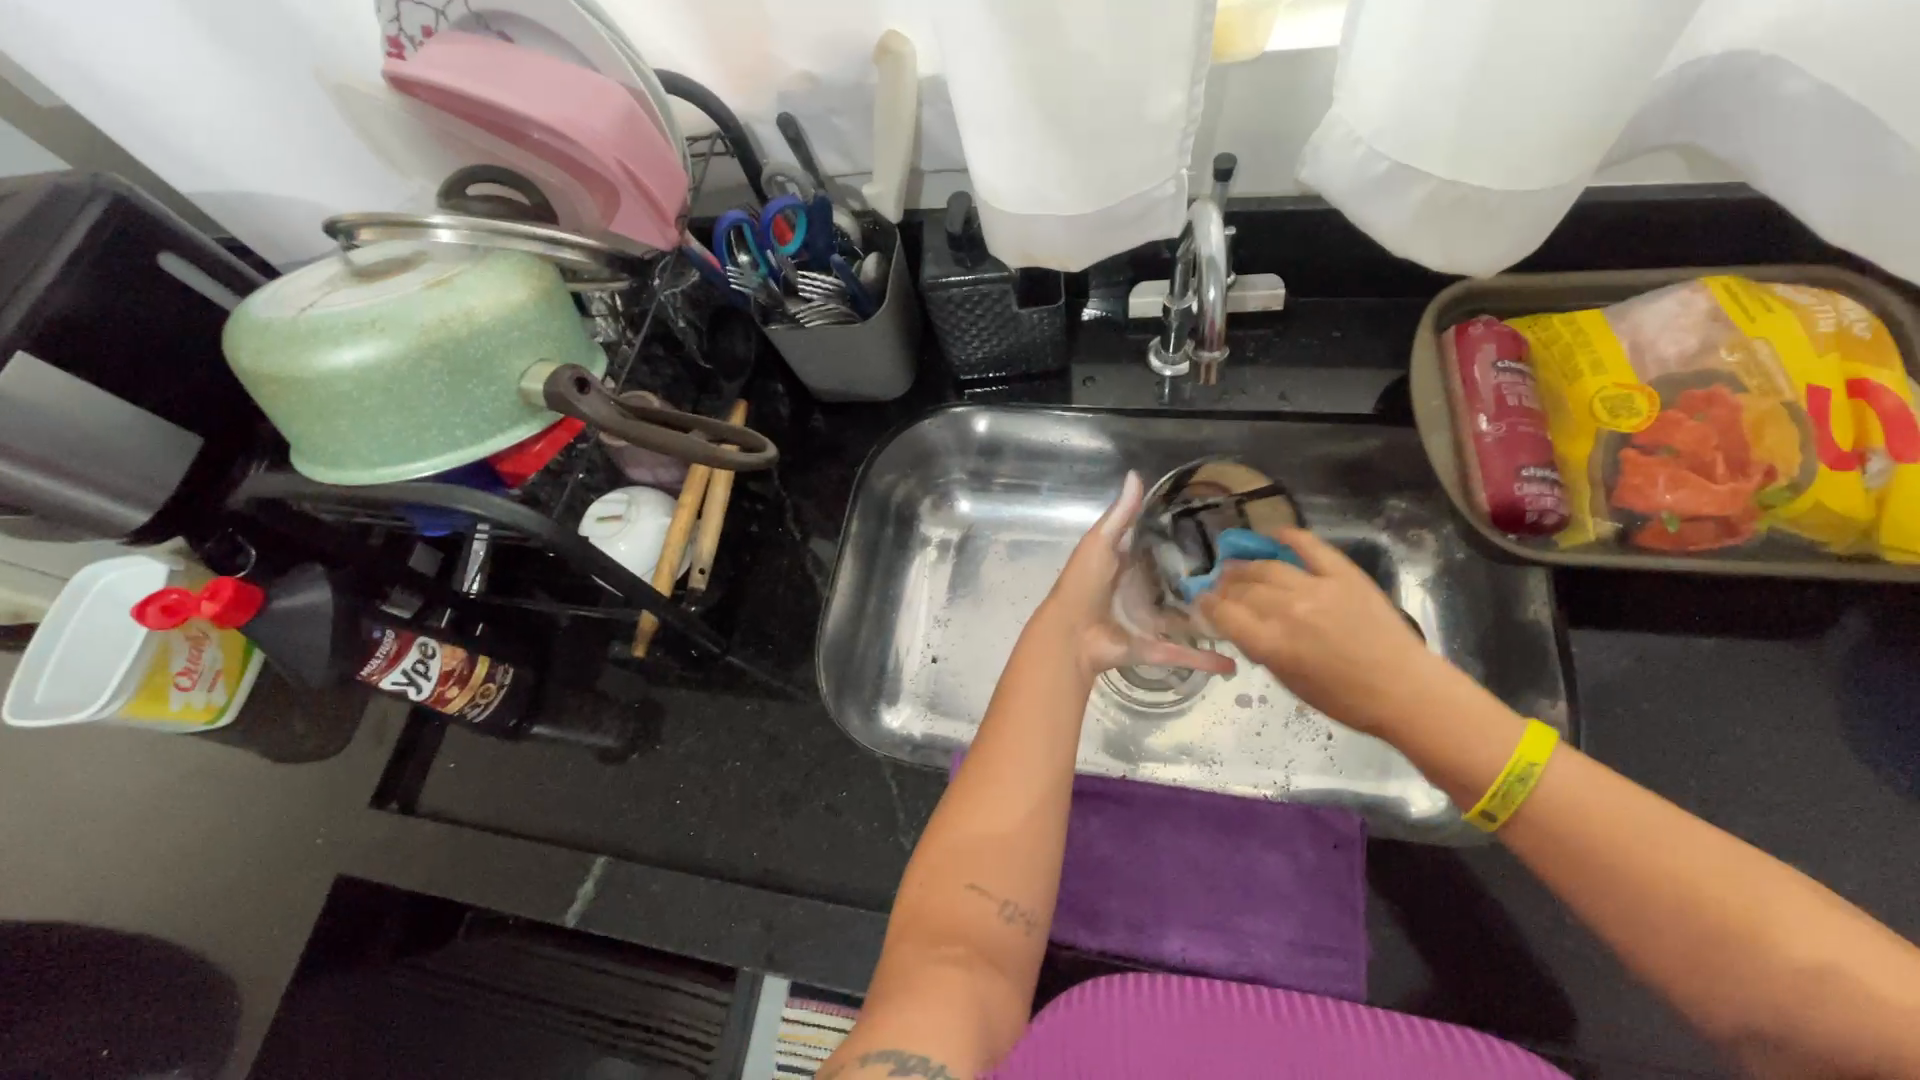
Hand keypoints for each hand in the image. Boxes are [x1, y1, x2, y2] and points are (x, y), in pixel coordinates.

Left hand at [1037, 471, 1235, 680]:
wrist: (1069, 635)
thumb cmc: (1082, 585)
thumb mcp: (1099, 543)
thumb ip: (1120, 515)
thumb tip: (1136, 474)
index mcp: (1128, 567)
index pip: (1160, 551)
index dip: (1183, 541)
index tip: (1218, 530)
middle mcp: (1141, 594)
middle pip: (1177, 587)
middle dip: (1205, 581)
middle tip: (1245, 574)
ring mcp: (1149, 623)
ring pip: (1186, 622)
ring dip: (1211, 621)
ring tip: (1248, 615)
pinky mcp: (1154, 648)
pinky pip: (1183, 655)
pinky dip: (1206, 661)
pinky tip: (1234, 665)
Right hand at [1195, 526, 1443, 735]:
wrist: (1404, 689)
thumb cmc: (1344, 698)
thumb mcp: (1289, 681)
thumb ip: (1262, 649)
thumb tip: (1242, 626)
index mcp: (1272, 644)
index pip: (1223, 614)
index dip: (1206, 606)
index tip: (1201, 603)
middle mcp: (1288, 610)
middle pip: (1242, 587)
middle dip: (1224, 586)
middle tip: (1219, 586)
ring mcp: (1317, 588)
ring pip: (1267, 567)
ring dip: (1246, 565)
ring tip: (1237, 567)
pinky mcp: (1344, 575)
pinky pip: (1309, 547)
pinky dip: (1287, 537)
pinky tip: (1272, 536)